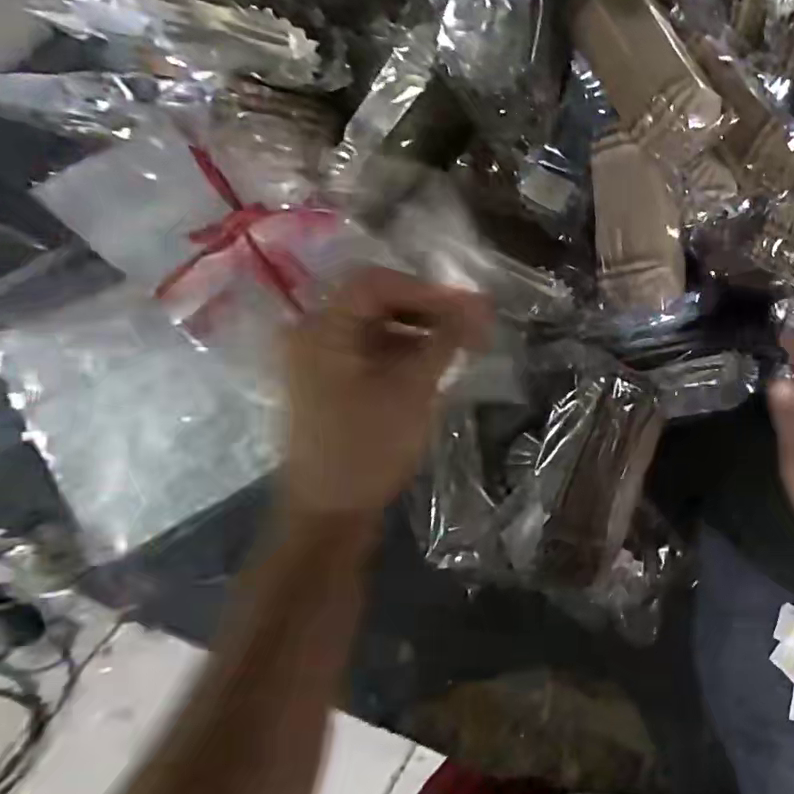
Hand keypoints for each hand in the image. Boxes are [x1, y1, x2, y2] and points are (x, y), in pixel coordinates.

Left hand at [282, 267, 488, 523]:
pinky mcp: (334, 377)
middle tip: (476, 323)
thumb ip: (445, 340)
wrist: (332, 509)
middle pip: (377, 298)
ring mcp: (321, 356)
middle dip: (430, 305)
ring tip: (465, 341)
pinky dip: (410, 345)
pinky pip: (375, 344)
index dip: (429, 290)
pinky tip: (441, 359)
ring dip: (424, 325)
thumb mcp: (414, 388)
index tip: (474, 309)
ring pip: (380, 321)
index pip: (377, 284)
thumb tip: (479, 305)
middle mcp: (314, 334)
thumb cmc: (369, 447)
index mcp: (321, 331)